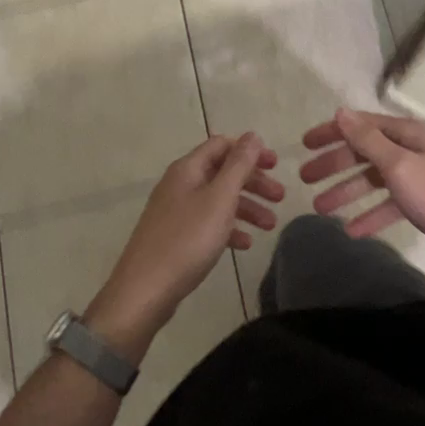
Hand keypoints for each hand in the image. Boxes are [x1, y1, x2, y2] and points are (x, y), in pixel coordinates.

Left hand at [89, 134, 283, 356]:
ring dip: (246, 208)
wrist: (145, 290)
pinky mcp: (175, 236)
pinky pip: (207, 223)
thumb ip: (238, 165)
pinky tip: (245, 244)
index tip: (276, 165)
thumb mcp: (219, 199)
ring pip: (217, 200)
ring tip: (271, 226)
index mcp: (188, 169)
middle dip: (253, 182)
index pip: (222, 145)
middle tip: (280, 198)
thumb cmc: (187, 240)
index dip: (250, 151)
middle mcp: (180, 184)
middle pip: (222, 172)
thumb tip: (252, 135)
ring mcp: (175, 211)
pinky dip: (228, 228)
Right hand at [300, 109, 424, 274]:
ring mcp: (419, 177)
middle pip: (365, 152)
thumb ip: (368, 141)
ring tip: (319, 209)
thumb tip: (341, 112)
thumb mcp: (399, 166)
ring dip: (347, 192)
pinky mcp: (424, 204)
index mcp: (407, 134)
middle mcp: (412, 150)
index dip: (332, 133)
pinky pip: (389, 205)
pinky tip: (351, 231)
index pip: (361, 125)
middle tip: (304, 179)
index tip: (304, 144)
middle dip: (334, 165)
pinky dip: (370, 215)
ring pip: (374, 181)